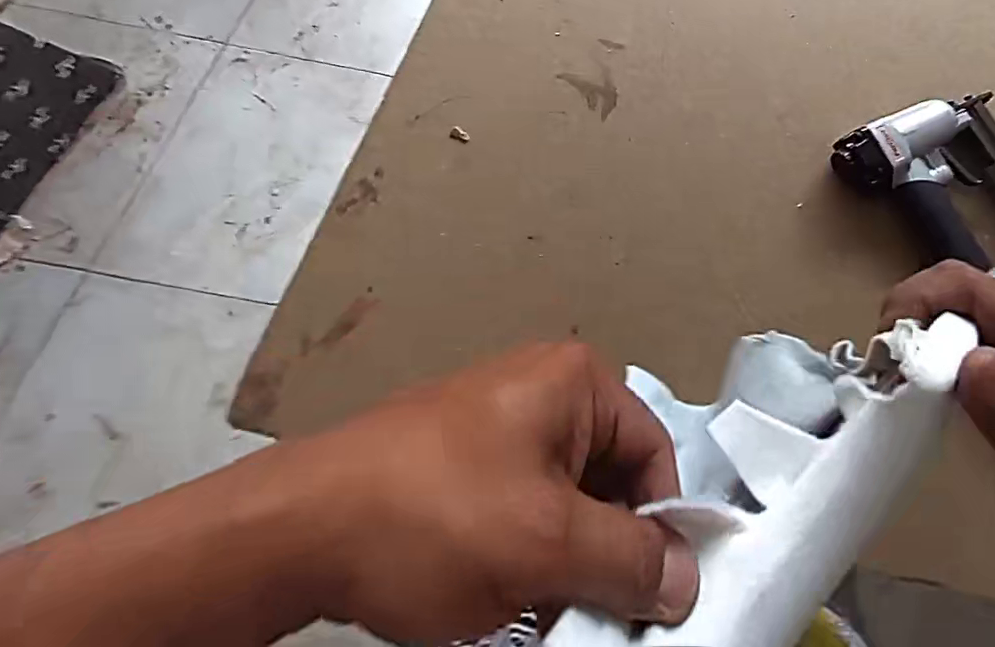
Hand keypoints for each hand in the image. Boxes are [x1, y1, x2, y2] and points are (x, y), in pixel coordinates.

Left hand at [276, 341, 699, 642]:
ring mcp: (503, 422)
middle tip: (595, 612)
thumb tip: (687, 576)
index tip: (652, 596)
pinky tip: (508, 598)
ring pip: (569, 500)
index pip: (652, 451)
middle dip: (609, 551)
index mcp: (575, 382)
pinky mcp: (470, 457)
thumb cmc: (439, 515)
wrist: (307, 522)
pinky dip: (532, 554)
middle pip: (611, 478)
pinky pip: (527, 504)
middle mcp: (545, 389)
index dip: (661, 525)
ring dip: (569, 562)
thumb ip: (629, 560)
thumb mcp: (547, 544)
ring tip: (543, 611)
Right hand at [883, 261, 994, 628]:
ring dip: (918, 335)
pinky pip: (965, 341)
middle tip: (886, 368)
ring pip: (959, 312)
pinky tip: (920, 388)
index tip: (888, 346)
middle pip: (962, 291)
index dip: (920, 298)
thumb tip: (972, 357)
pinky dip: (931, 354)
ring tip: (896, 380)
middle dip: (913, 315)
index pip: (977, 289)